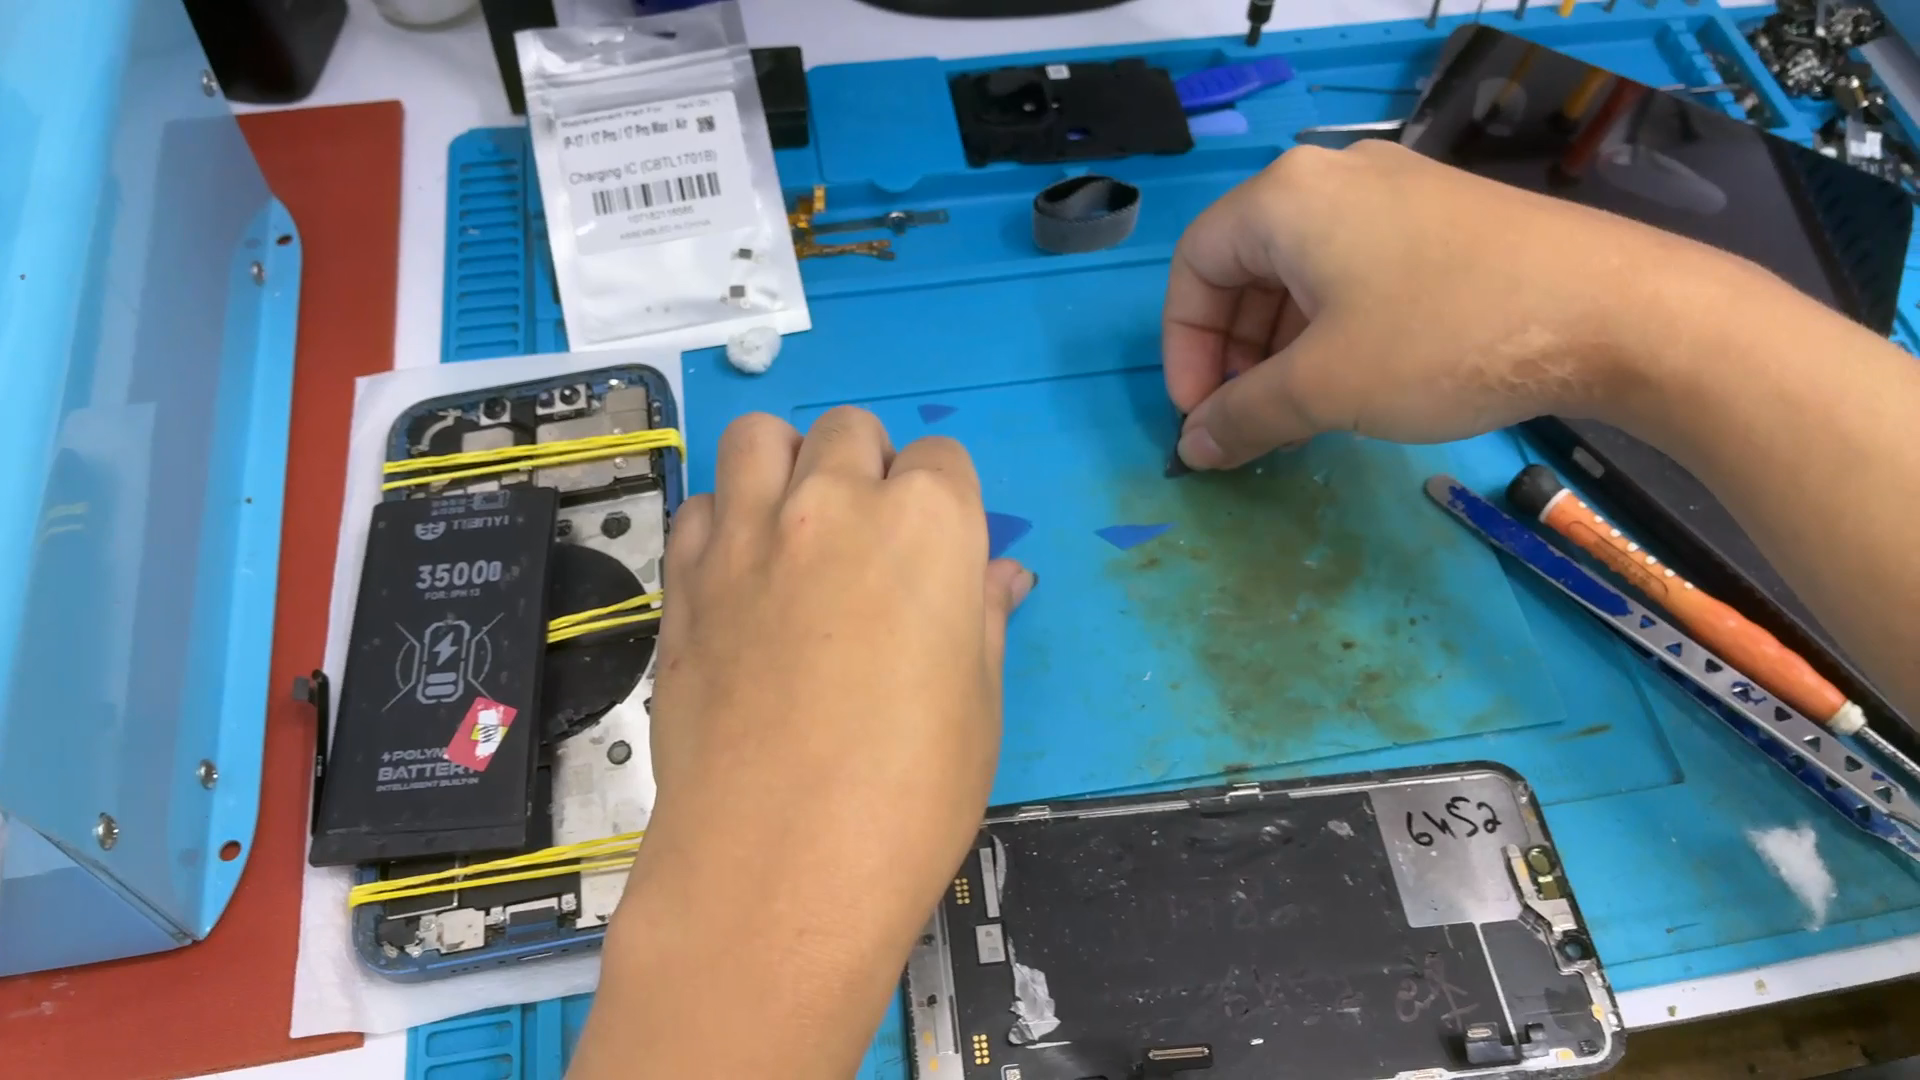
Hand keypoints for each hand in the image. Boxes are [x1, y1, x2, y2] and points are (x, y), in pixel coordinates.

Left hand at [591, 407, 1031, 1075]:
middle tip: (870, 540)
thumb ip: (985, 615)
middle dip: (870, 467)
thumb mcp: (980, 700)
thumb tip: (1001, 577)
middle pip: (852, 429)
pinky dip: (724, 519)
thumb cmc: (912, 790)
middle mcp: (835, 501)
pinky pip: (702, 504)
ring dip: (787, 463)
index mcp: (929, 522)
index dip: (947, 503)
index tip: (938, 552)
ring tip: (797, 526)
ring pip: (761, 436)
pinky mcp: (684, 575)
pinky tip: (739, 576)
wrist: (781, 866)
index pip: (944, 458)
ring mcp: (748, 532)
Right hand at [1163, 140, 1733, 468]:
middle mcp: (1331, 181)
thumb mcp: (1321, 387)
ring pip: (1294, 279)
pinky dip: (1324, 335)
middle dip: (1229, 355)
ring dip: (1274, 352)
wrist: (1625, 316)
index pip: (1193, 268)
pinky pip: (1347, 278)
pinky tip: (1343, 383)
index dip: (1182, 347)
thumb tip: (1191, 450)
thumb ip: (1239, 418)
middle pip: (1240, 273)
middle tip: (1244, 418)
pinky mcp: (1437, 225)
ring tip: (1291, 413)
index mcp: (1286, 200)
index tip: (1200, 412)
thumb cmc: (1442, 338)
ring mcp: (1390, 197)